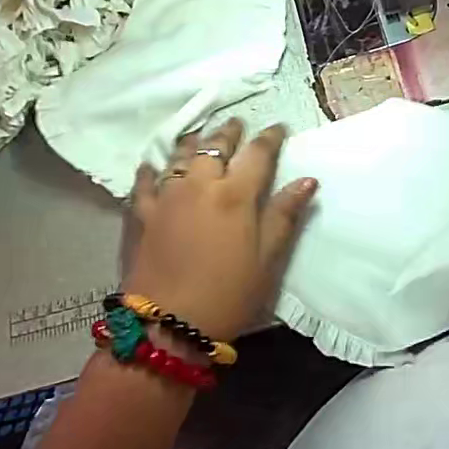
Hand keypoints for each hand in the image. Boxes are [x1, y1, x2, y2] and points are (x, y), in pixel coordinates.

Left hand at [124, 120, 315, 343]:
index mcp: (235, 194)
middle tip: (238, 124)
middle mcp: (199, 185)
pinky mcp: (139, 214)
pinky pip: (144, 180)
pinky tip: (154, 165)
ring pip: (178, 156)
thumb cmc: (228, 294)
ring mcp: (165, 197)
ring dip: (193, 142)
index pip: (257, 153)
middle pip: (215, 146)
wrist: (166, 324)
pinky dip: (152, 168)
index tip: (279, 127)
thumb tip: (308, 180)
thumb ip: (284, 215)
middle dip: (229, 132)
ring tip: (200, 135)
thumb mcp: (267, 259)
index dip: (270, 137)